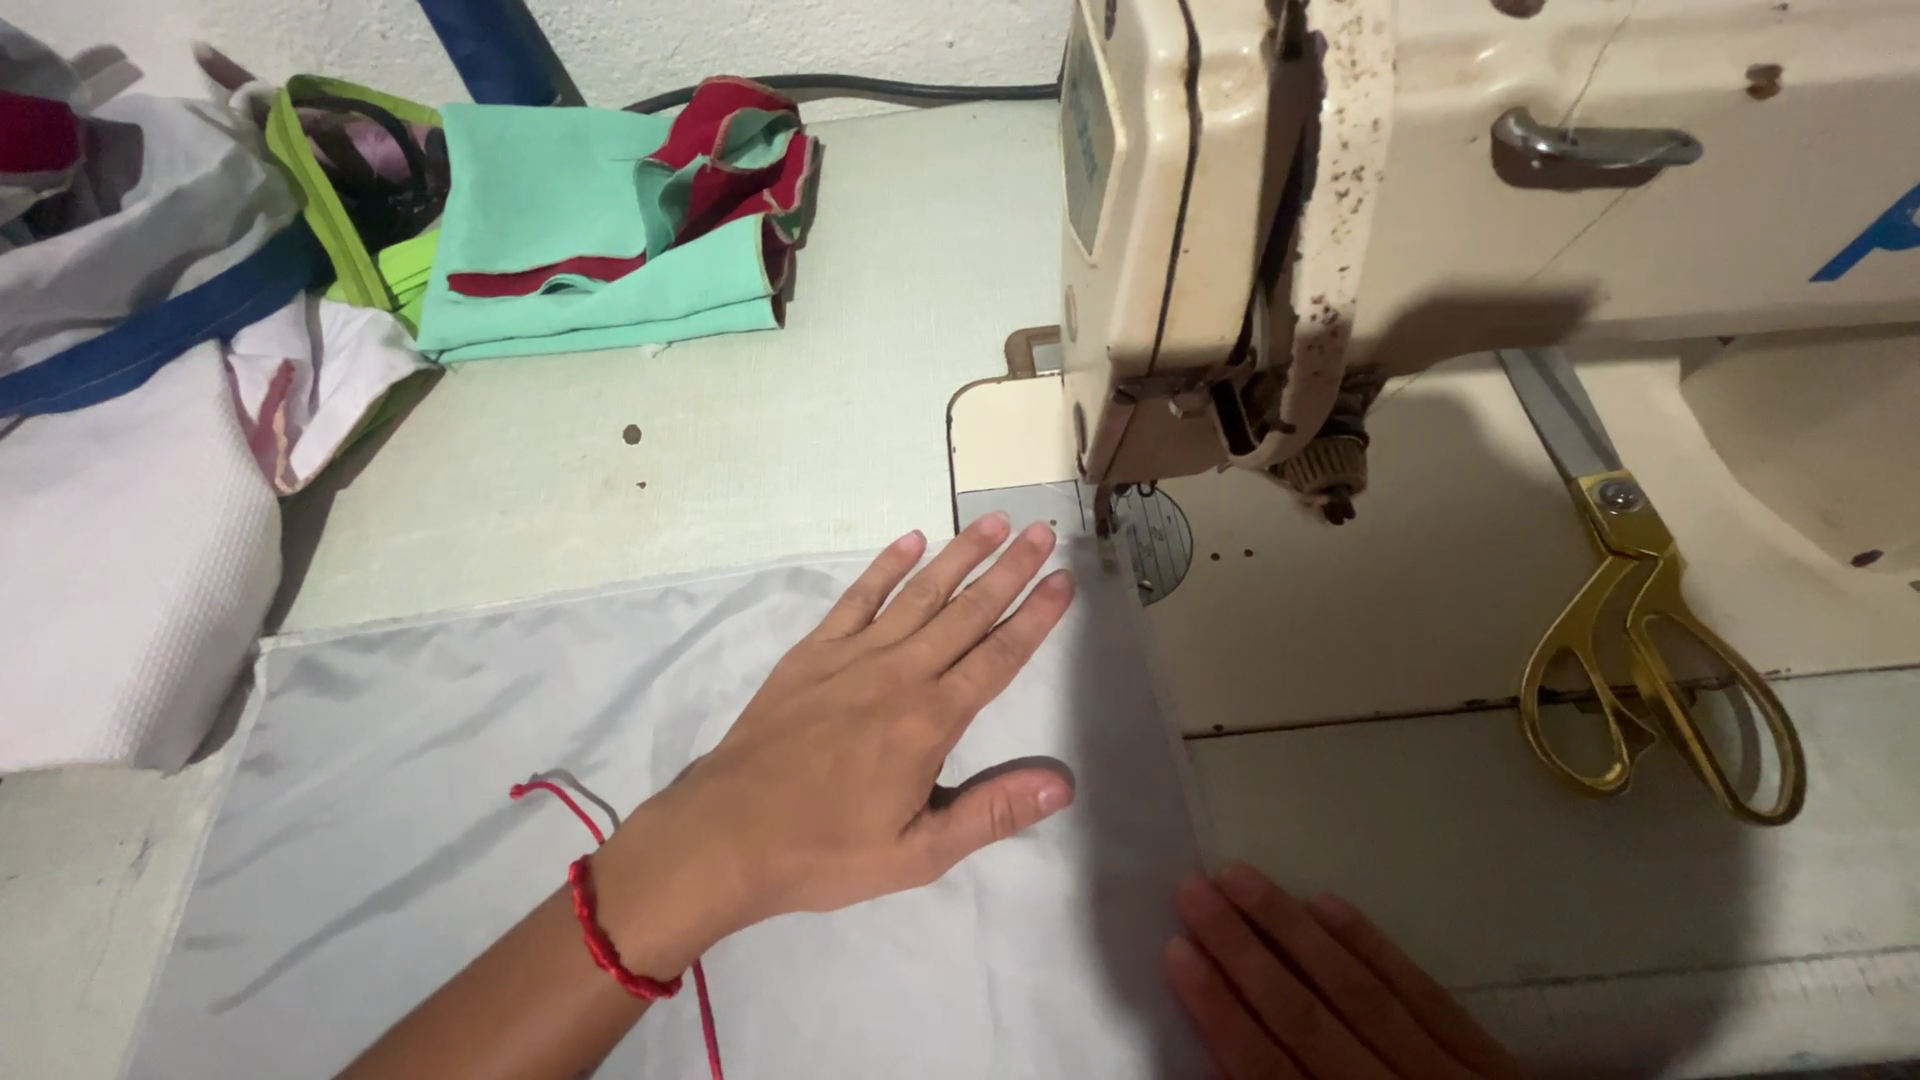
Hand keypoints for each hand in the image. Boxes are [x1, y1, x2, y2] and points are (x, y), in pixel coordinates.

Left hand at [594, 514, 1076, 972]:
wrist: (727, 835)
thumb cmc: (826, 850)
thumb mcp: (918, 854)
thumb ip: (991, 814)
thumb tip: (1062, 785)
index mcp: (930, 721)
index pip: (998, 656)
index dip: (1036, 616)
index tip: (1064, 579)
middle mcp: (899, 673)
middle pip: (967, 611)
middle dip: (1010, 569)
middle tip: (1043, 530)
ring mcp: (853, 655)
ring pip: (920, 593)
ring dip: (960, 554)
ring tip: (994, 522)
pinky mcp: (813, 651)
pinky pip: (857, 597)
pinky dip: (885, 566)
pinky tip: (911, 539)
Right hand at [1166, 864, 1526, 1079]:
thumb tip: (1219, 1063)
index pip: (1269, 1073)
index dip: (1218, 1010)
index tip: (1177, 950)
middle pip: (1304, 1020)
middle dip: (1241, 950)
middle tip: (1194, 889)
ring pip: (1358, 994)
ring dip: (1292, 929)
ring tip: (1241, 876)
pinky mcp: (1496, 1070)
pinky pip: (1427, 997)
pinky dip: (1374, 948)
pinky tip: (1327, 902)